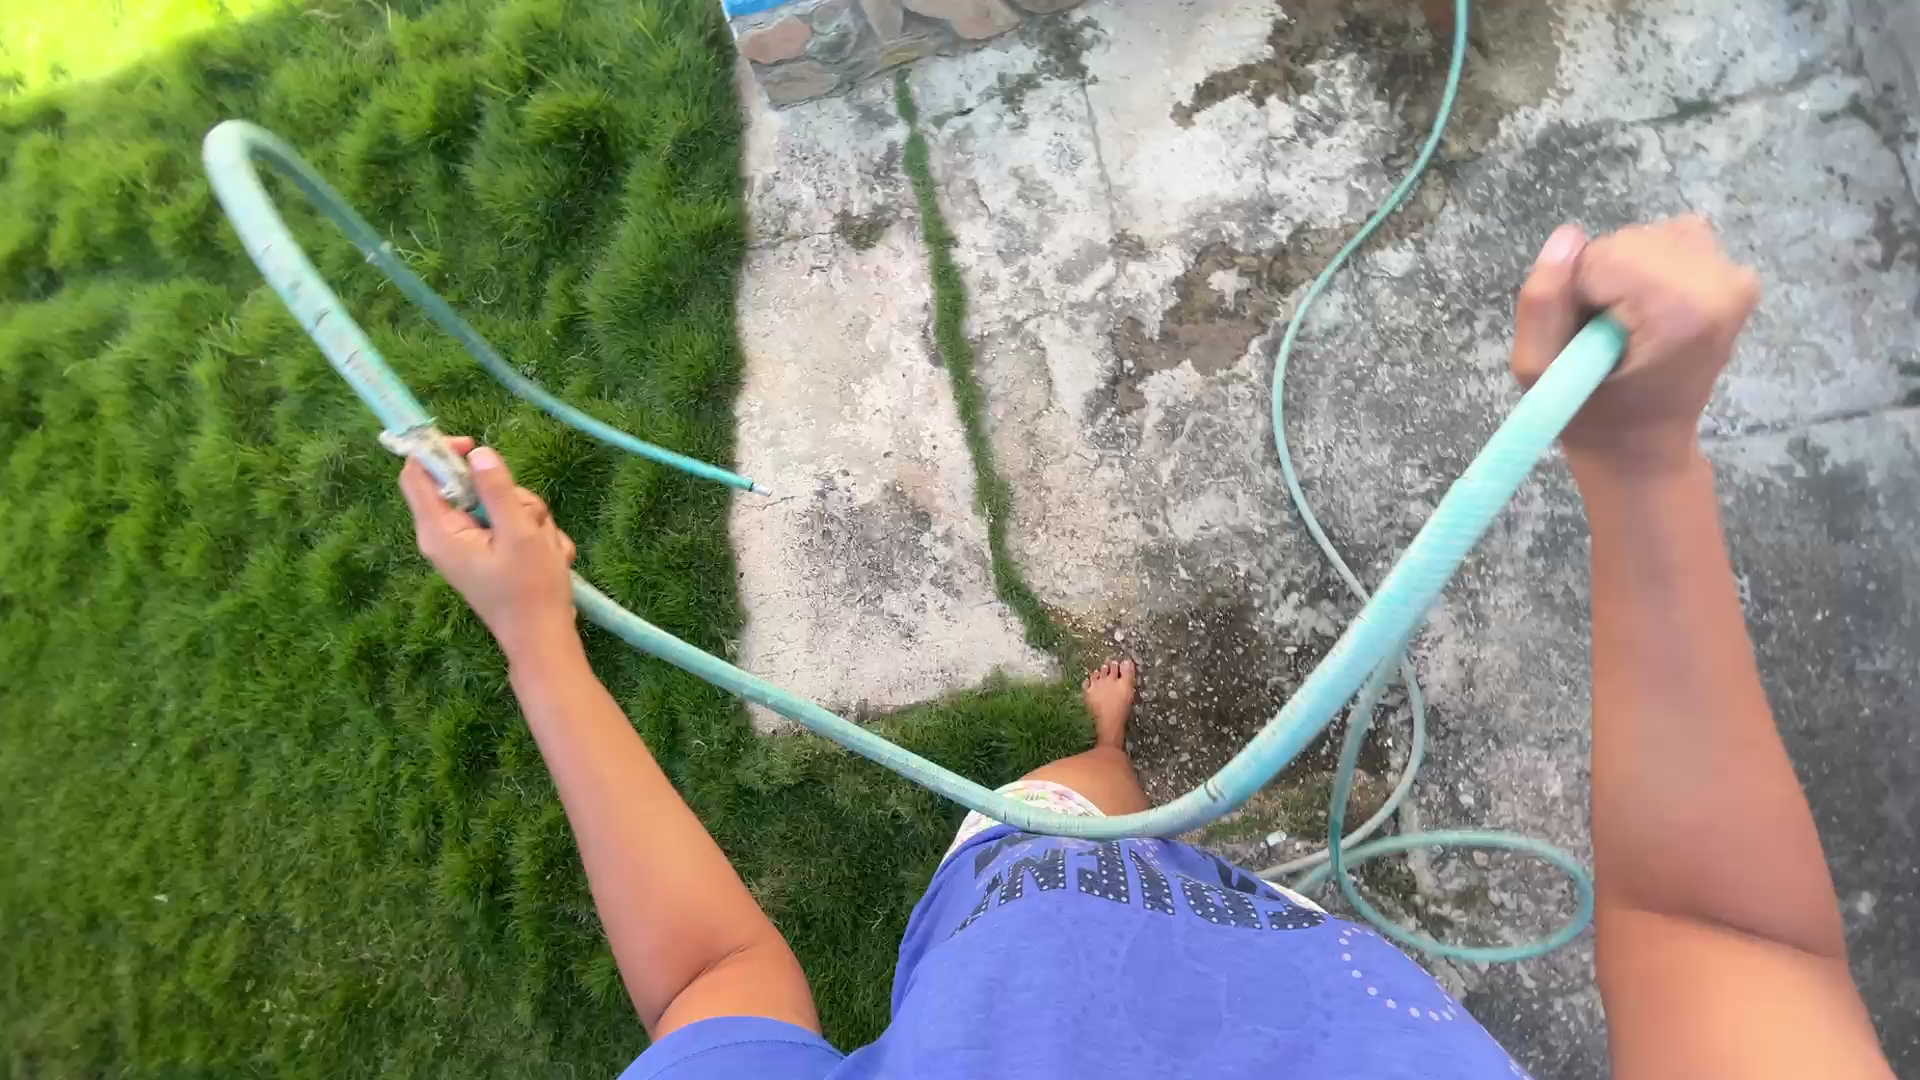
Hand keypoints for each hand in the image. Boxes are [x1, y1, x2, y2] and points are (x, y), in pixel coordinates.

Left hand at [398, 436, 579, 661]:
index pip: (417, 475)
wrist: (544, 638)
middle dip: (509, 496)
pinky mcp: (489, 557)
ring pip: (499, 507)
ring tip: (546, 547)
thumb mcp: (520, 533)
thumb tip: (478, 453)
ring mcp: (470, 548)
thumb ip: (497, 490)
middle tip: (531, 519)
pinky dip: (535, 536)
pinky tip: (548, 557)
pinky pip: (511, 528)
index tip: (475, 447)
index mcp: (440, 531)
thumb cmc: (530, 588)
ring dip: (531, 519)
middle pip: (470, 489)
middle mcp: (448, 537)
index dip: (440, 452)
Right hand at [1511, 216, 1759, 476]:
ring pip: (1647, 237)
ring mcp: (1736, 275)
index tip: (1574, 338)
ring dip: (1616, 274)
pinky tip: (1638, 308)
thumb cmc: (1586, 416)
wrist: (1642, 442)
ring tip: (1614, 323)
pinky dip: (1642, 269)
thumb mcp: (1537, 371)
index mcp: (1681, 310)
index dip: (1569, 294)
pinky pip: (1672, 240)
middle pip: (1627, 242)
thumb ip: (1542, 304)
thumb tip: (1565, 235)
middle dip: (1594, 280)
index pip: (1600, 258)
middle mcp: (1723, 281)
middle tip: (1591, 333)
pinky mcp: (1735, 274)